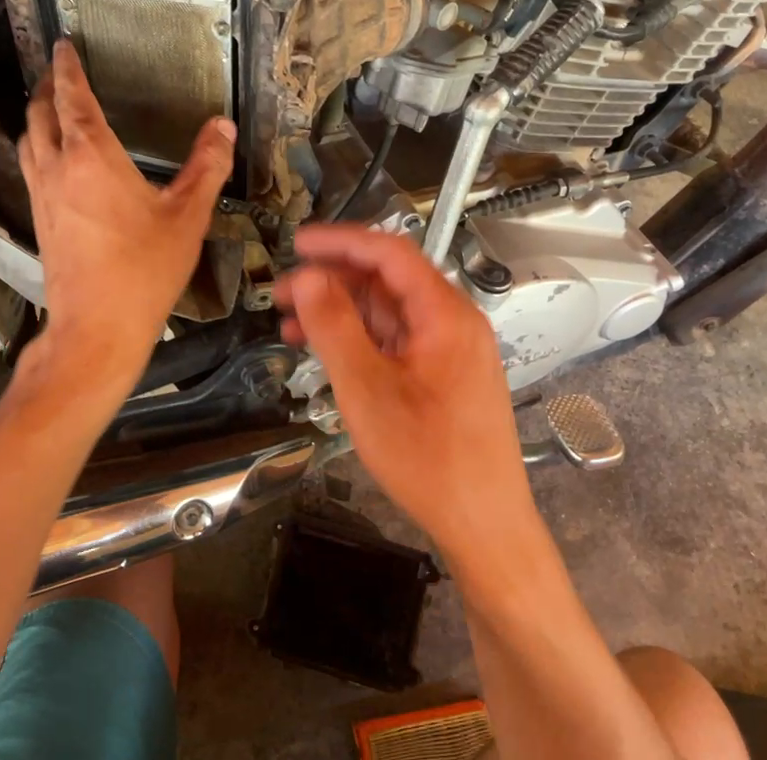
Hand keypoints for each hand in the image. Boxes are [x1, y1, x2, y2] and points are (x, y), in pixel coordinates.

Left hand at [18, 40, 234, 394]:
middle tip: (59, 74)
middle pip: (39, 115)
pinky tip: (57, 164)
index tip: (63, 46)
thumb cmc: (143, 270)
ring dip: (37, 119)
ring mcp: (42, 197)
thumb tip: (223, 127)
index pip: (72, 98)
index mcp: (91, 157)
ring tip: (52, 111)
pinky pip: (31, 170)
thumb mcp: (187, 216)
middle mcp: (57, 169)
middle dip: (47, 89)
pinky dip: (38, 150)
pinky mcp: (40, 222)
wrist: (96, 327)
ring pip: (28, 142)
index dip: (67, 68)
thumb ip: (207, 167)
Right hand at [277, 226, 530, 556]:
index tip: (297, 242)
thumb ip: (334, 327)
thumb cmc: (428, 459)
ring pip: (388, 313)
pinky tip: (324, 353)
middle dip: (333, 280)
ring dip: (340, 312)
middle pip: (388, 281)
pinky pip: (395, 341)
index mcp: (446, 316)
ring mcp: (449, 352)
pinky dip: (358, 340)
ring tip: (291, 323)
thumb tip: (307, 277)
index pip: (390, 253)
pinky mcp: (442, 377)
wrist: (484, 525)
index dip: (341, 241)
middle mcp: (453, 324)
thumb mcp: (368, 390)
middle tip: (282, 291)